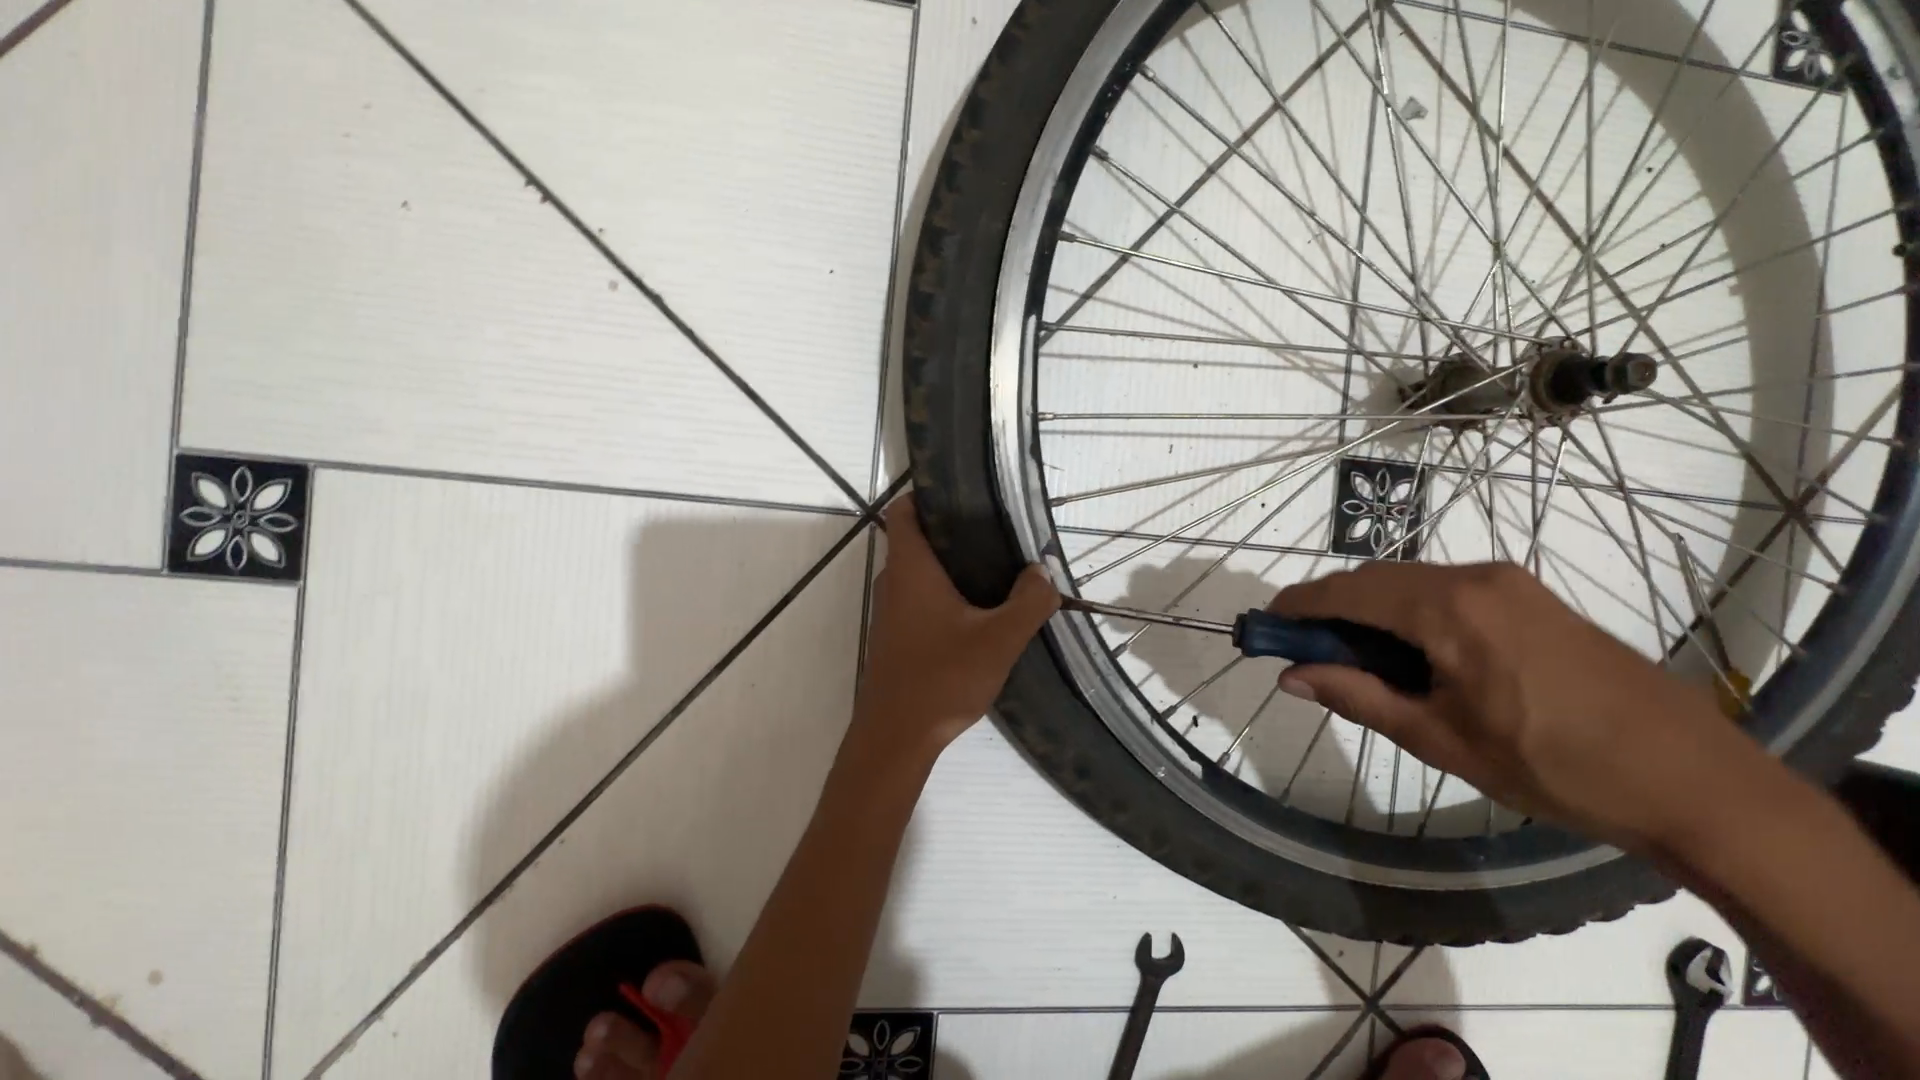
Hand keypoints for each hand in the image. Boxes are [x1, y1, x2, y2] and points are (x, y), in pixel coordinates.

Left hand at [854, 495, 1059, 756]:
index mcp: (910, 569)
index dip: (928, 494)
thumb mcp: (998, 639)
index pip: (904, 510)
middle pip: (918, 540)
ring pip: (920, 573)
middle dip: (955, 531)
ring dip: (953, 567)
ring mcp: (891, 612)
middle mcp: (894, 583)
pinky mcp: (896, 638)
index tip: (966, 493)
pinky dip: (946, 595)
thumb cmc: (941, 678)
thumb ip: (1028, 602)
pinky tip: (980, 611)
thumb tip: (1043, 571)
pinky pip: (920, 600)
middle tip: (999, 531)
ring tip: (998, 567)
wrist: (896, 737)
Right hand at [1268, 560, 1758, 852]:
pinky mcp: (1535, 600)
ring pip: (1414, 585)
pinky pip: (1450, 593)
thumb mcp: (1440, 739)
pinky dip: (1413, 615)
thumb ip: (1359, 696)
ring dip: (1373, 613)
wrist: (1689, 779)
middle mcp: (1477, 578)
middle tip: (1305, 653)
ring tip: (1356, 662)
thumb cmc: (1553, 767)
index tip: (1264, 623)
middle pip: (1379, 581)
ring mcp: (1512, 584)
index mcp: (1450, 609)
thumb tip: (1292, 675)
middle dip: (1332, 609)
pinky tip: (1413, 657)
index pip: (1349, 591)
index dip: (1299, 604)